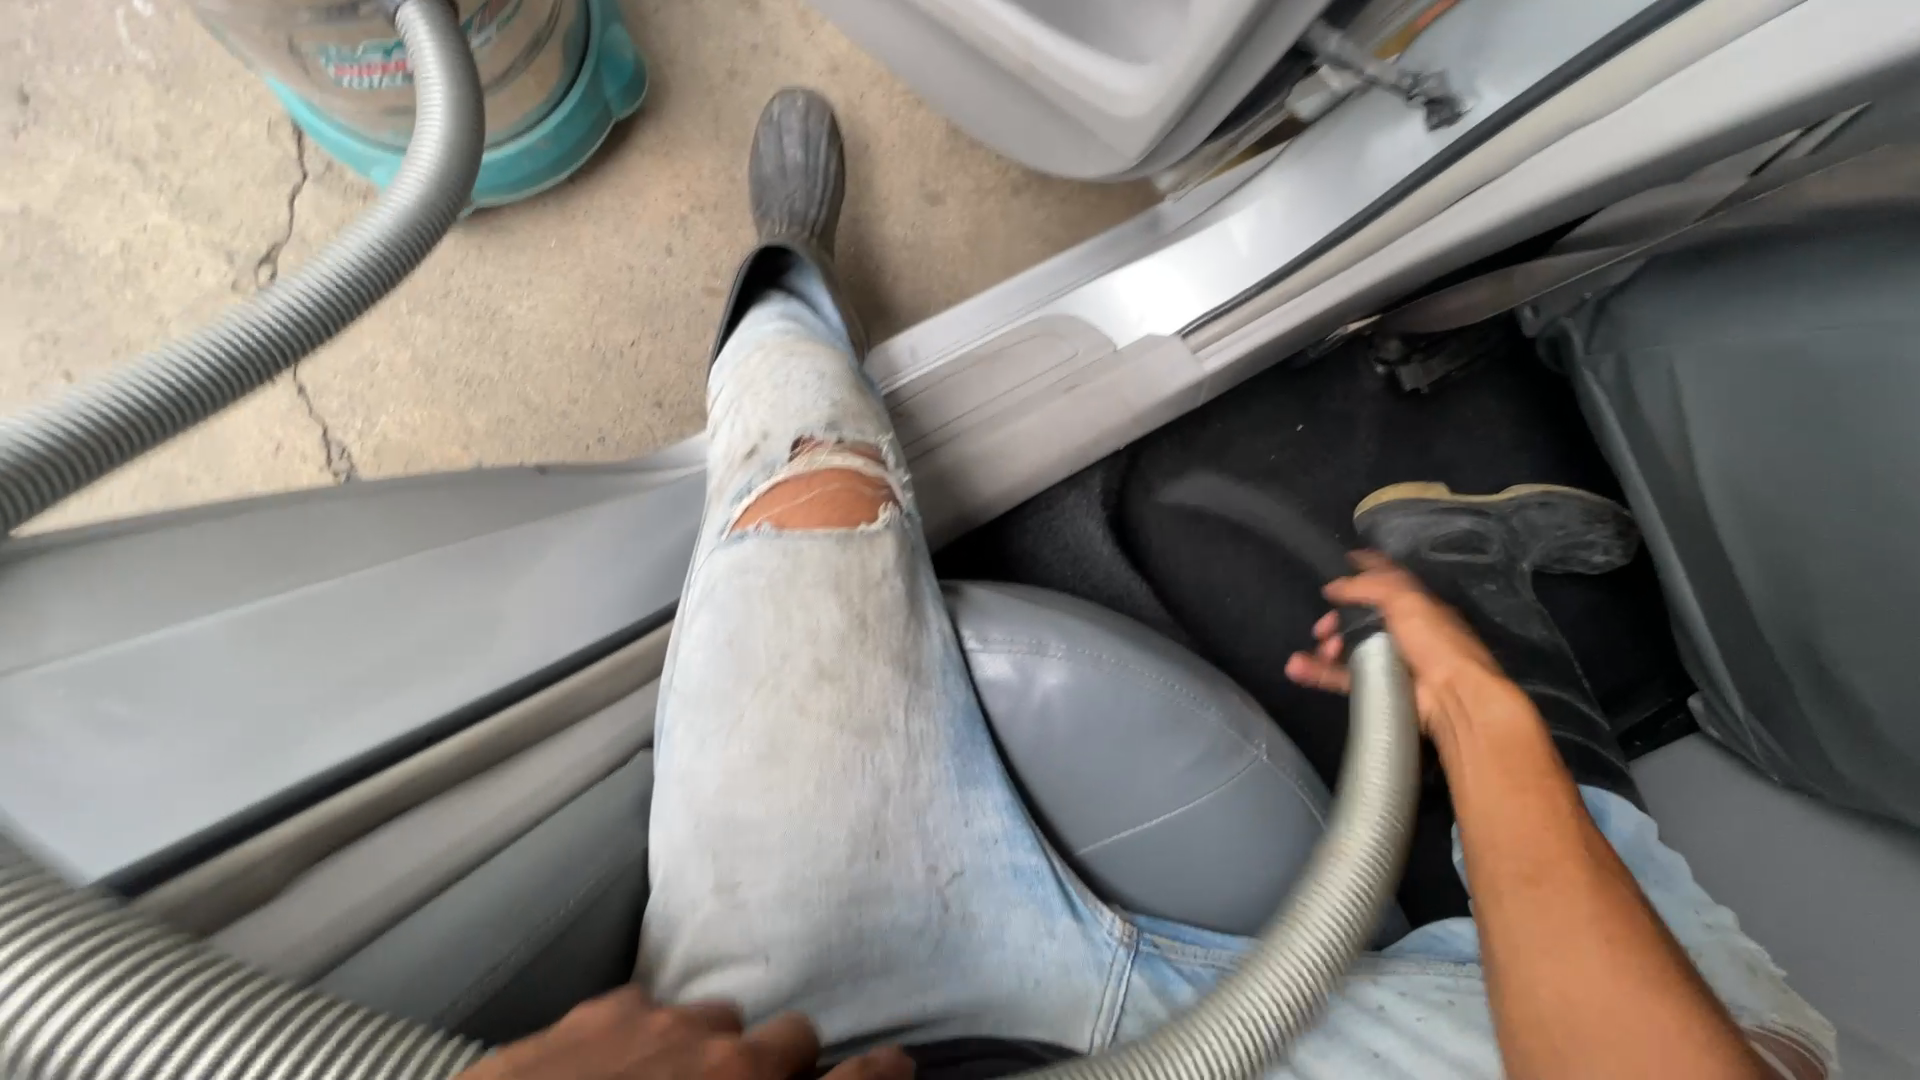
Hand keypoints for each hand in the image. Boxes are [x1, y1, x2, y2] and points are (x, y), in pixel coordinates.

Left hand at [457, 986, 914, 1079]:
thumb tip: (773, 1066)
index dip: (880, 1076)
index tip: (898, 1064)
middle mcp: (726, 1063)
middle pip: (792, 1036)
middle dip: (779, 1068)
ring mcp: (663, 1029)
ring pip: (722, 1017)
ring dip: (710, 1050)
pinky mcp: (601, 1012)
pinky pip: (649, 1005)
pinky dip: (643, 1034)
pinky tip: (607, 1068)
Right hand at [1285, 552, 1520, 737]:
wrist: (1451, 695)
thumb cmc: (1434, 641)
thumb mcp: (1405, 601)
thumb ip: (1368, 587)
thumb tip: (1334, 585)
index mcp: (1415, 606)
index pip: (1388, 579)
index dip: (1368, 566)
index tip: (1345, 558)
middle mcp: (1402, 631)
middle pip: (1360, 618)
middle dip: (1336, 618)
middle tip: (1322, 626)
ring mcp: (1389, 659)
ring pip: (1347, 647)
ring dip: (1327, 645)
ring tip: (1322, 648)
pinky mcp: (1376, 685)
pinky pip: (1340, 676)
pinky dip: (1317, 671)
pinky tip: (1297, 666)